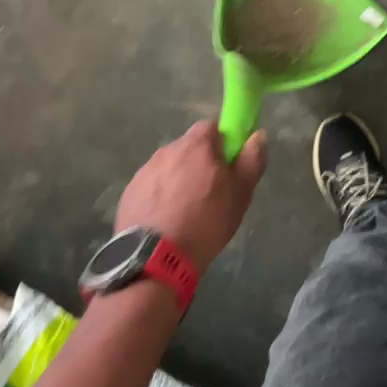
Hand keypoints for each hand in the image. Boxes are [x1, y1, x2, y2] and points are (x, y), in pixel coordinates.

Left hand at [115, 120, 266, 273]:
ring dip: (179, 181)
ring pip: (169, 169)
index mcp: (196, 145)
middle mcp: (167, 151)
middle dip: (200, 164)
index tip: (228, 165)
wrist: (156, 260)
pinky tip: (166, 221)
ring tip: (186, 212)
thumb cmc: (206, 221)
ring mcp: (144, 172)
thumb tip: (257, 135)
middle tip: (211, 193)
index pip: (212, 126)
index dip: (223, 143)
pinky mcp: (128, 194)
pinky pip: (152, 188)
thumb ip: (252, 159)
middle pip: (189, 148)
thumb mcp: (241, 193)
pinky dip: (160, 198)